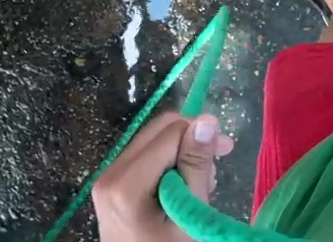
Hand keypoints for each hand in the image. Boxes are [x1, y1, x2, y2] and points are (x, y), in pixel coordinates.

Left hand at [93, 112, 234, 241]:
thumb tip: (207, 119)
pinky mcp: (111, 184)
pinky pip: (145, 154)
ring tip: (201, 178)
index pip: (172, 132)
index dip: (201, 135)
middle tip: (217, 159)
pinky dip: (168, 160)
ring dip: (181, 149)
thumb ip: (196, 165)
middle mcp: (110, 173)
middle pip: (159, 129)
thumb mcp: (190, 213)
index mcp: (126, 184)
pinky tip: (182, 181)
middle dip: (191, 138)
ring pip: (153, 138)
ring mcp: (107, 178)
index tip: (225, 151)